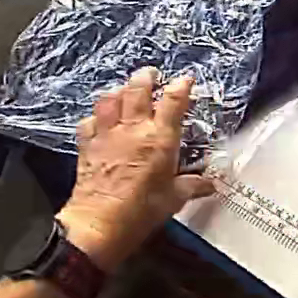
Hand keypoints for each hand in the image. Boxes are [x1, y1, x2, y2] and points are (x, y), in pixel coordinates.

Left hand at [58, 68, 215, 271]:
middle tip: (151, 75)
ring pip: (110, 98)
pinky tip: (98, 121)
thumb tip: (209, 185)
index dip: (181, 86)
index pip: (173, 101)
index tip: (185, 80)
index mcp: (159, 139)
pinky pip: (89, 121)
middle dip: (145, 77)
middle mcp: (133, 129)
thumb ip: (192, 186)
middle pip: (137, 88)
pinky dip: (94, 117)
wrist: (99, 222)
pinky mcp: (87, 144)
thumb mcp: (174, 199)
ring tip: (124, 91)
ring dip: (118, 91)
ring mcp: (107, 134)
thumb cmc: (141, 211)